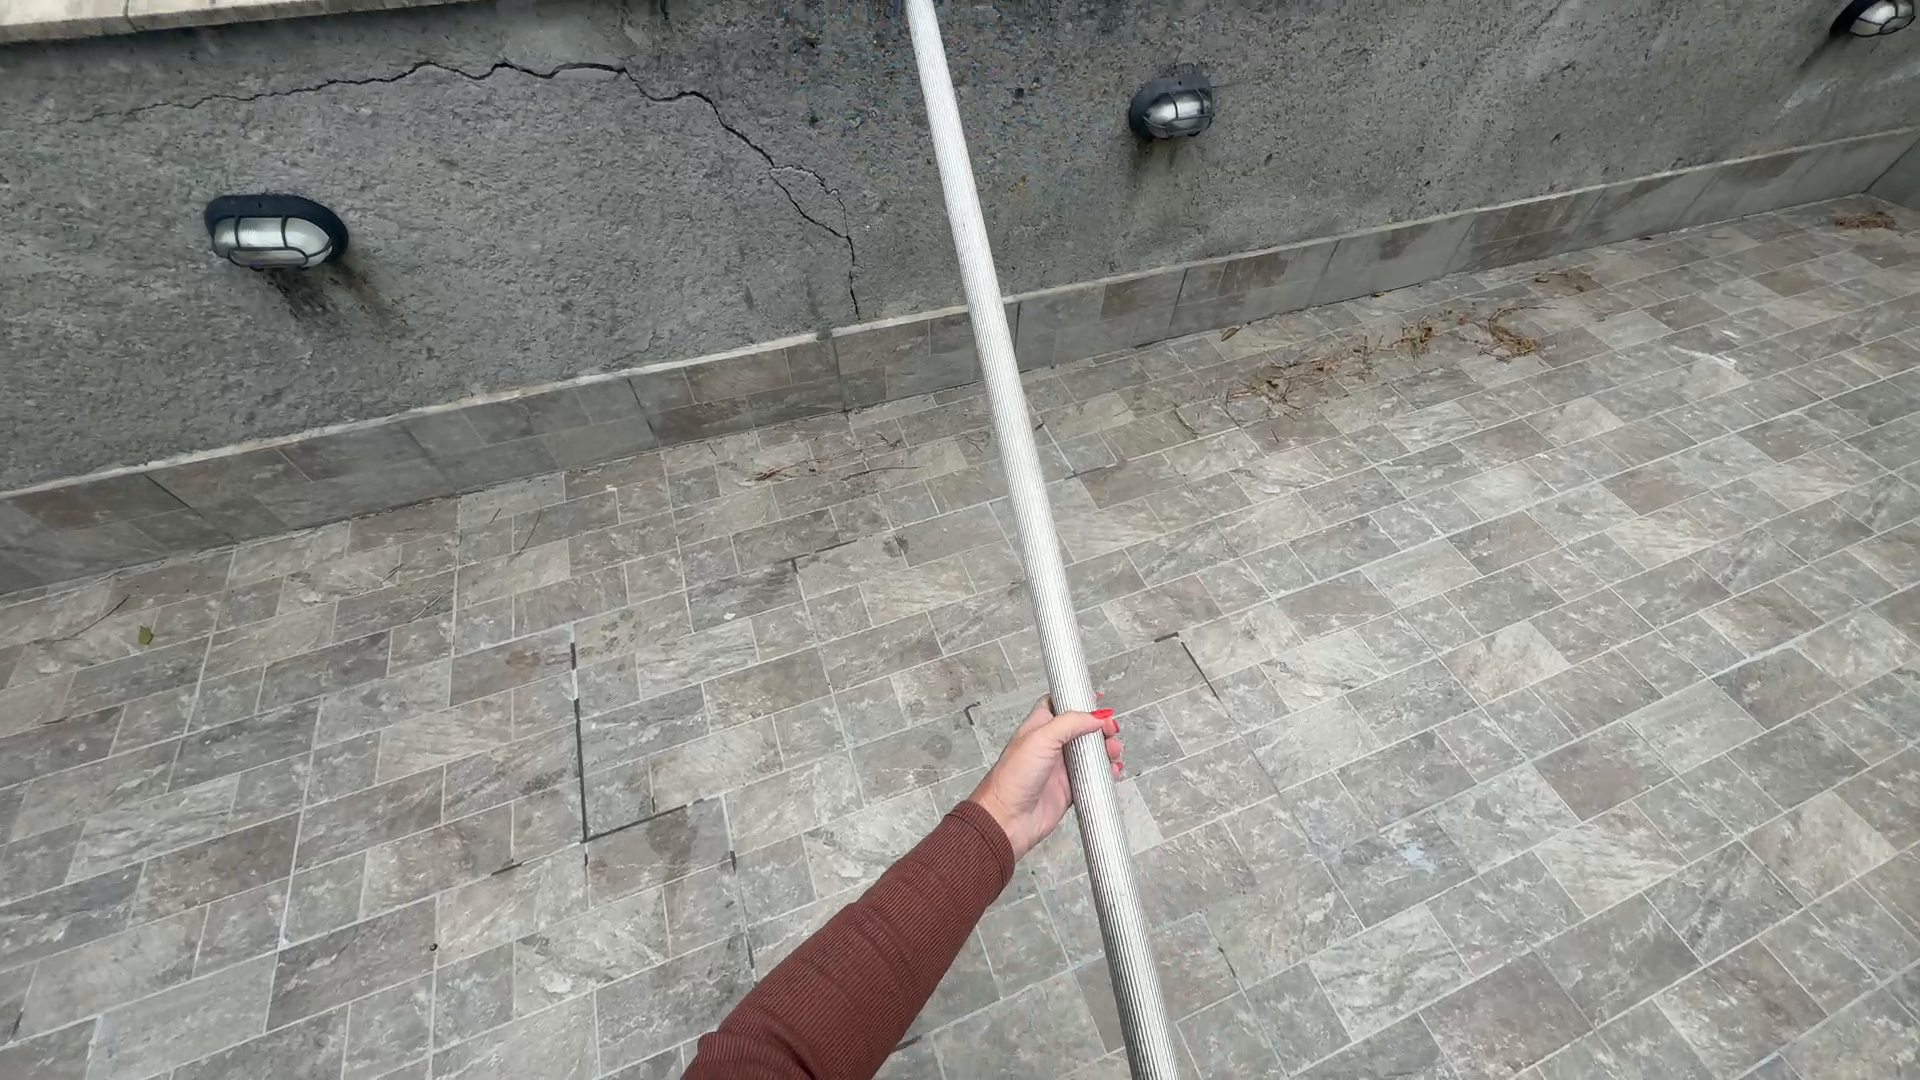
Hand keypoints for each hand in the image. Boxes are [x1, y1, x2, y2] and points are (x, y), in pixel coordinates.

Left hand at [968, 696, 1121, 858]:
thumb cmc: (1012, 778)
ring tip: (1113, 751)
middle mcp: (1050, 745)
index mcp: (1039, 727)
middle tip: (1111, 730)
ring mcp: (1059, 767)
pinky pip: (1092, 778)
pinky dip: (1106, 773)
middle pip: (1081, 729)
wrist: (1008, 819)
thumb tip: (1094, 716)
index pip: (1059, 705)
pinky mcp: (1068, 788)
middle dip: (1099, 727)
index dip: (1077, 699)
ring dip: (1105, 749)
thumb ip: (1070, 723)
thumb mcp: (1041, 738)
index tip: (1097, 699)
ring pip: (1090, 753)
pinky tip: (1112, 771)